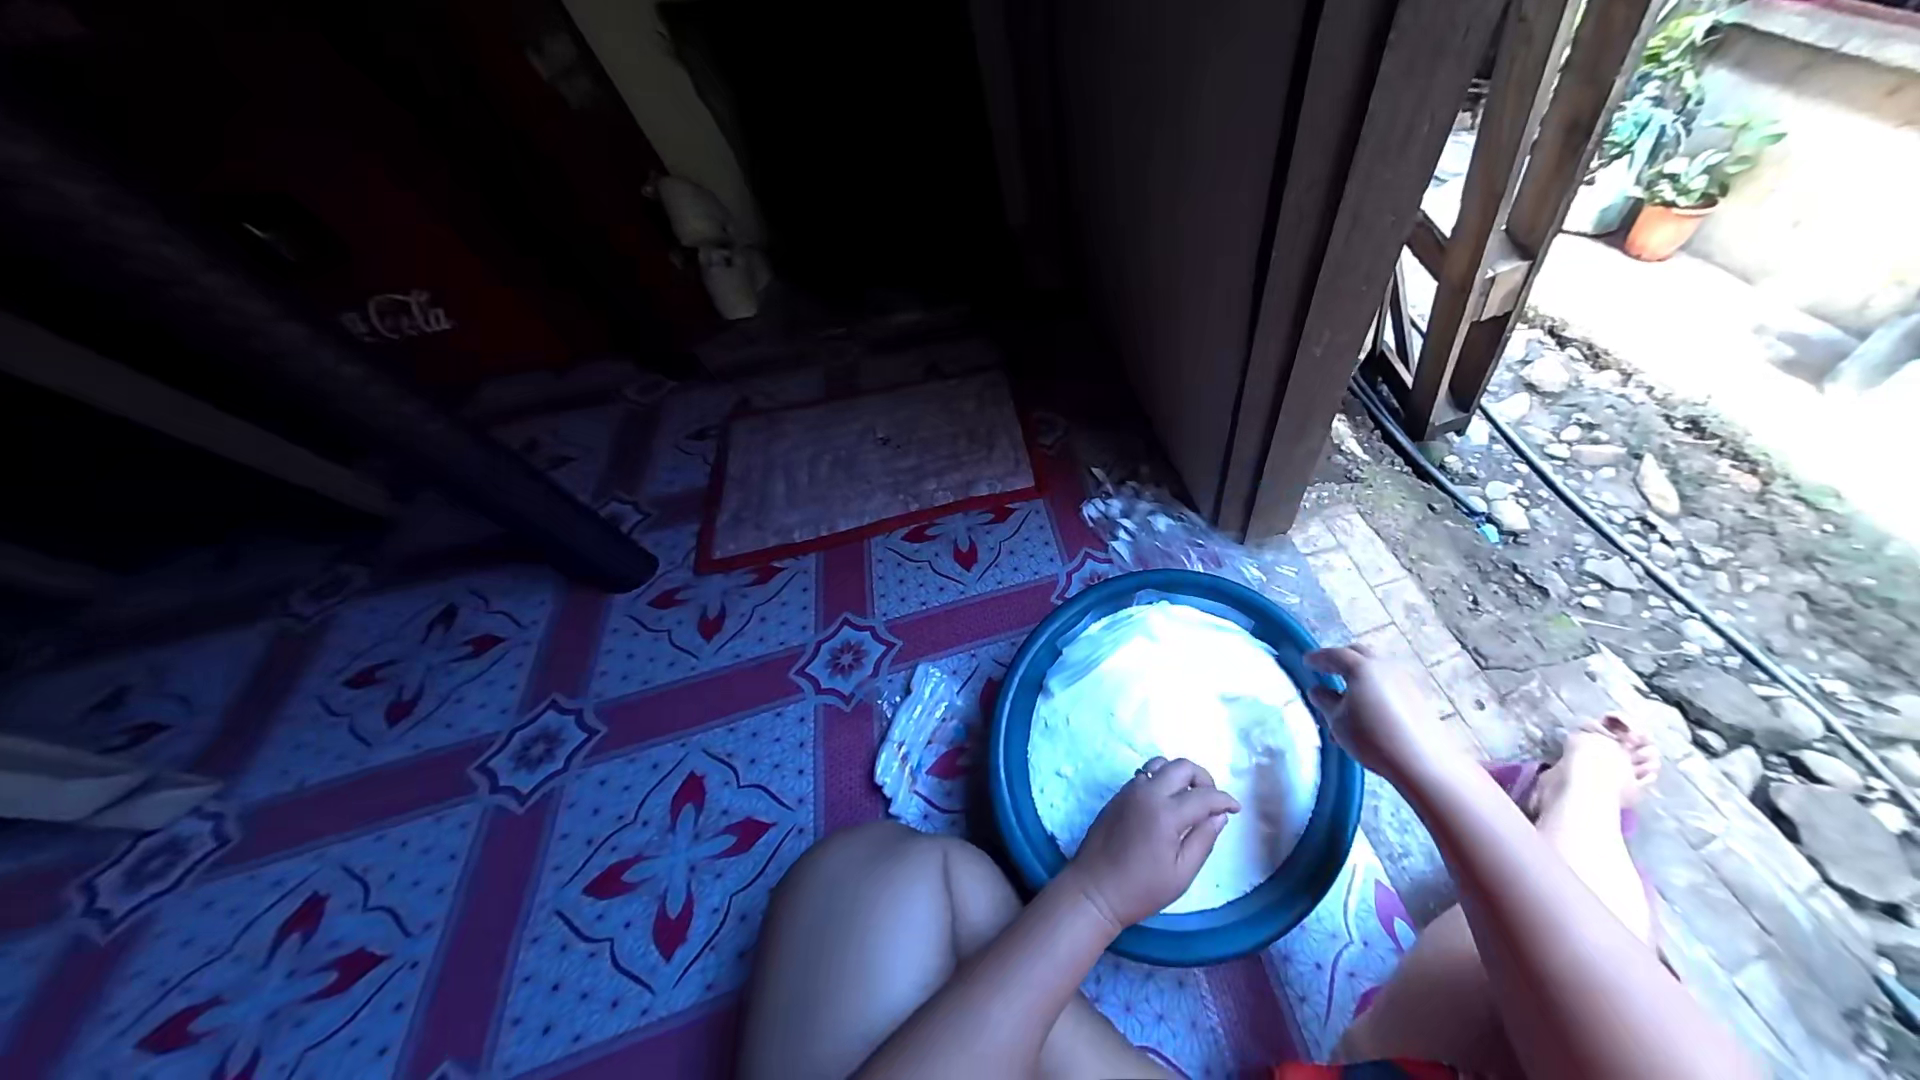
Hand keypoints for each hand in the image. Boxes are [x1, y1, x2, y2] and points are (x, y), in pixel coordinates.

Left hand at [1059, 757, 1239, 931]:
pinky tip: (1167, 803)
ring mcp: (1129, 790)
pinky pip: (1144, 775)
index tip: (1236, 808)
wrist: (1093, 889)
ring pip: (1160, 764)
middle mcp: (1146, 792)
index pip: (1204, 795)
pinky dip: (1161, 780)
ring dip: (1180, 775)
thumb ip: (1203, 840)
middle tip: (1212, 802)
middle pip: (1182, 766)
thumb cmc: (1141, 889)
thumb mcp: (1182, 873)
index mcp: (1165, 813)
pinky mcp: (1118, 795)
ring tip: (1189, 800)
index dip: (1225, 800)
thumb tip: (1219, 816)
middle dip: (1203, 779)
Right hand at [1305, 645, 1468, 782]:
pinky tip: (1368, 712)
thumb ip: (1324, 701)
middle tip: (1326, 671)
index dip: (1318, 658)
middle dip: (1341, 661)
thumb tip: (1318, 690)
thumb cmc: (1371, 737)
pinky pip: (1389, 685)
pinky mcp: (1419, 698)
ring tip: (1347, 698)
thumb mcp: (1337, 720)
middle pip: (1359, 655)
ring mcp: (1406, 681)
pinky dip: (1374, 690)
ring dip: (1359, 677)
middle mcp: (1385, 667)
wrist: (1423, 763)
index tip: (1307, 662)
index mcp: (1362, 667)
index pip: (1335, 655)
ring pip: (1376, 670)